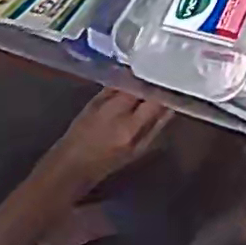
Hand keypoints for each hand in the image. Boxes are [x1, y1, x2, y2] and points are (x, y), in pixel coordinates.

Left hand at [32, 88, 174, 201]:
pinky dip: (129, 80)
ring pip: (131, 80)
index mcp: (130, 128)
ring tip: (157, 74)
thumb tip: (173, 104)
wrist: (64, 170)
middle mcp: (116, 110)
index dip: (170, 88)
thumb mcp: (136, 151)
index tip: (181, 82)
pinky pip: (118, 82)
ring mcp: (103, 102)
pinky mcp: (93, 98)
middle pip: (144, 84)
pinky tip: (136, 79)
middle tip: (171, 74)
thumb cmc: (104, 166)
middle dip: (158, 78)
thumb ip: (156, 126)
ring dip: (144, 77)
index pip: (157, 99)